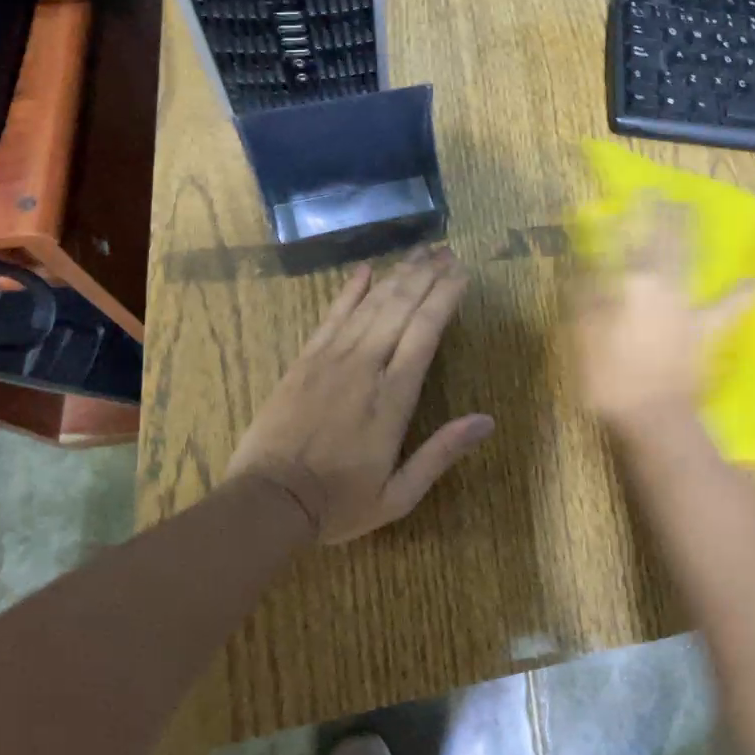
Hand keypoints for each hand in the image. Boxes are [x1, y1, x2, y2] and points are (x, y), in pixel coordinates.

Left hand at [226, 246, 492, 543]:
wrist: (268, 503)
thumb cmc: (339, 502)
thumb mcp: (399, 494)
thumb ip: (442, 453)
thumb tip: (487, 421)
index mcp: (394, 397)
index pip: (425, 331)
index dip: (444, 297)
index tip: (461, 273)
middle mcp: (365, 367)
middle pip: (401, 307)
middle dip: (427, 275)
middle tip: (447, 251)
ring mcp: (331, 360)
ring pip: (370, 305)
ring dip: (398, 275)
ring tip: (420, 252)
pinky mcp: (304, 362)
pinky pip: (331, 316)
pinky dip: (350, 291)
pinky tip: (365, 270)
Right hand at [572, 199, 754, 441]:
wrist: (653, 415)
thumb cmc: (608, 375)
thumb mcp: (582, 332)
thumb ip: (584, 291)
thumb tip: (583, 259)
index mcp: (632, 280)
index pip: (628, 237)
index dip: (629, 213)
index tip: (628, 192)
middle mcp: (664, 283)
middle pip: (666, 240)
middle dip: (665, 215)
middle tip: (665, 195)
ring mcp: (687, 305)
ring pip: (691, 260)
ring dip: (690, 235)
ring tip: (692, 211)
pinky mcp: (705, 330)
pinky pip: (726, 307)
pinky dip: (742, 294)